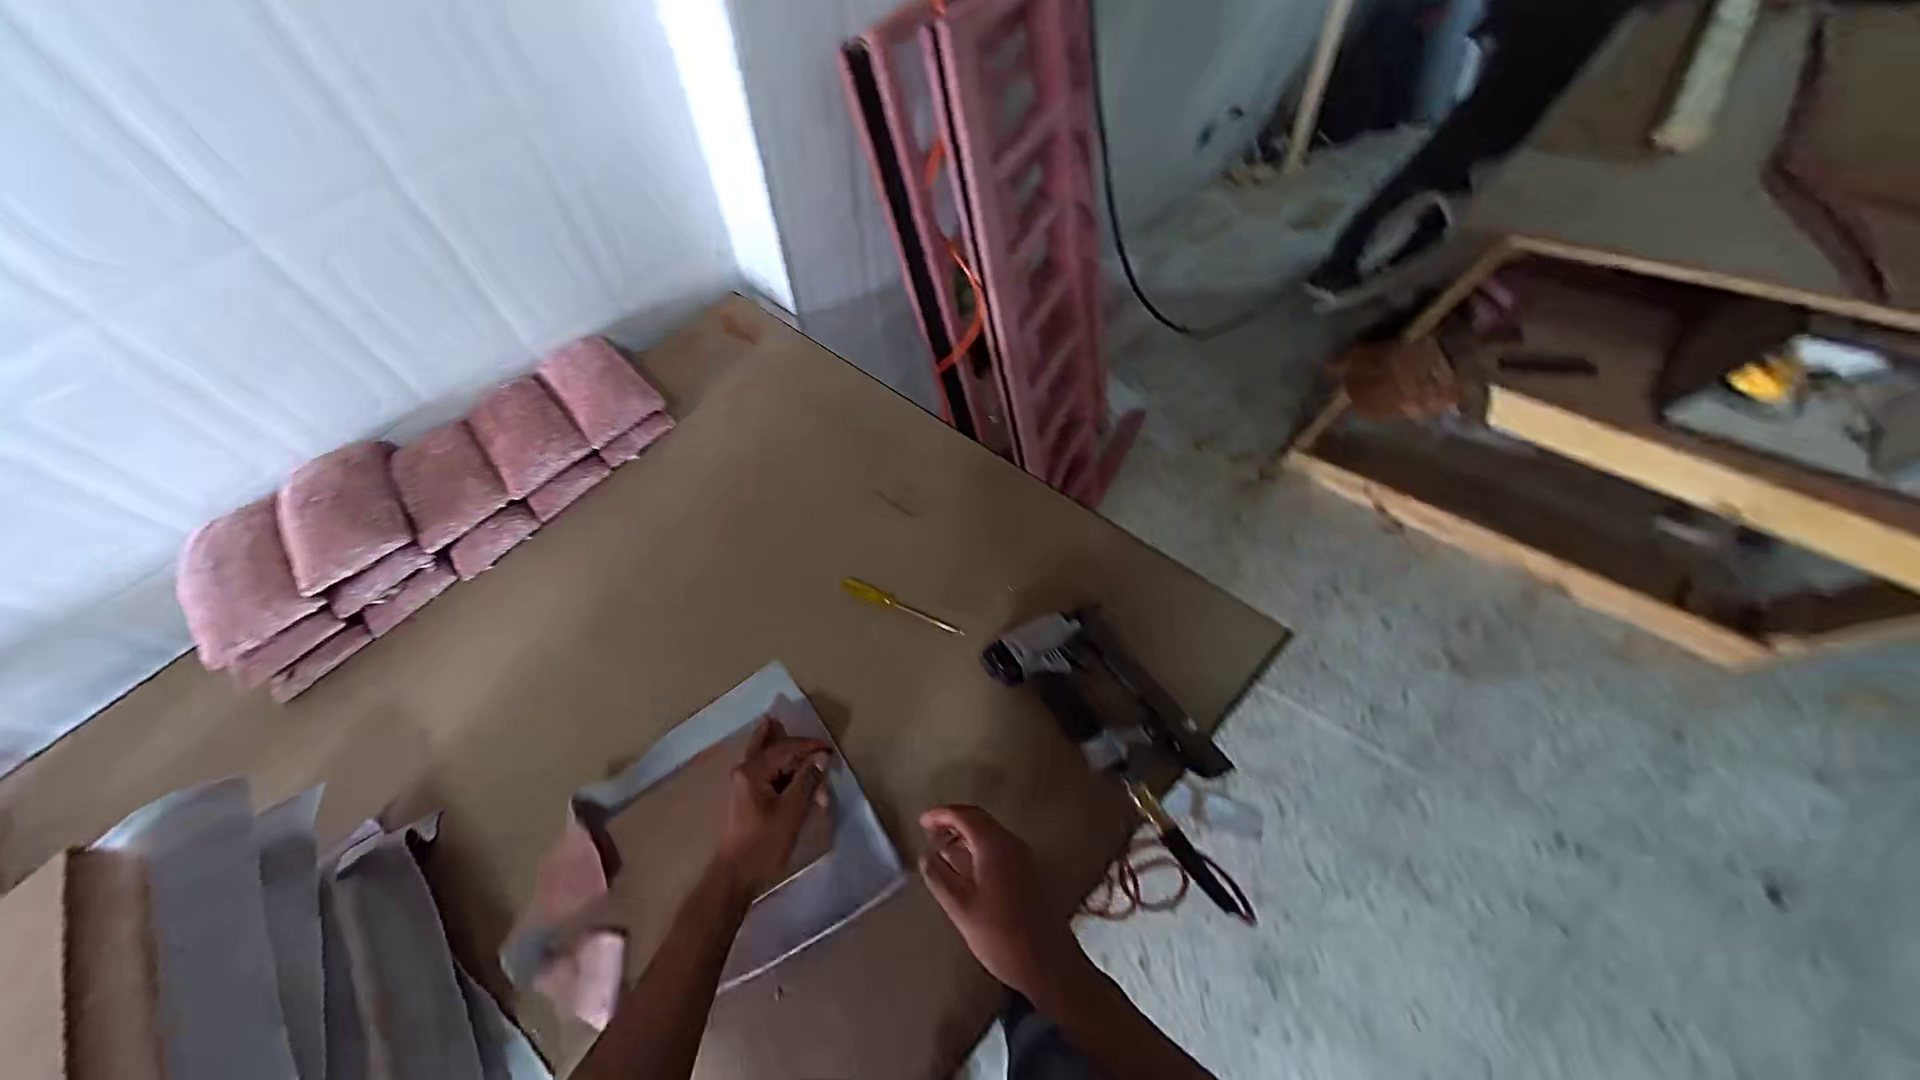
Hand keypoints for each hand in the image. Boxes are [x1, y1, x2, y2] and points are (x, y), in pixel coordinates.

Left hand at [714, 717, 831, 901]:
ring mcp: (743, 785)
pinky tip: (791, 769)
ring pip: (767, 760)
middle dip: (785, 738)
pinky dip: (781, 769)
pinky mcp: (747, 799)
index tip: (830, 751)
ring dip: (787, 757)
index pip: (785, 748)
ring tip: (799, 748)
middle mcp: (744, 772)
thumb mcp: (792, 810)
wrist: (736, 877)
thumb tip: (820, 757)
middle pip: (768, 745)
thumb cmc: (764, 842)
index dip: (809, 747)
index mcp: (752, 771)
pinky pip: (767, 773)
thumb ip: (807, 779)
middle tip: (792, 723)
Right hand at [918, 805, 1087, 997]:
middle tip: (931, 830)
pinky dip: (978, 847)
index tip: (924, 821)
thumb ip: (938, 877)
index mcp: (994, 845)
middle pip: (978, 819)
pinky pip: (998, 846)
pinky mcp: (1027, 870)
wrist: (1044, 962)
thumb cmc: (1001, 935)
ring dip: (965, 834)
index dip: (940, 814)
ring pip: (989, 832)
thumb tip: (926, 858)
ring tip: (943, 848)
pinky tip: (966, 866)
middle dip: (952, 821)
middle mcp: (1011, 843)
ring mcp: (1022, 856)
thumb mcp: (959, 907)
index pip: (964, 815)